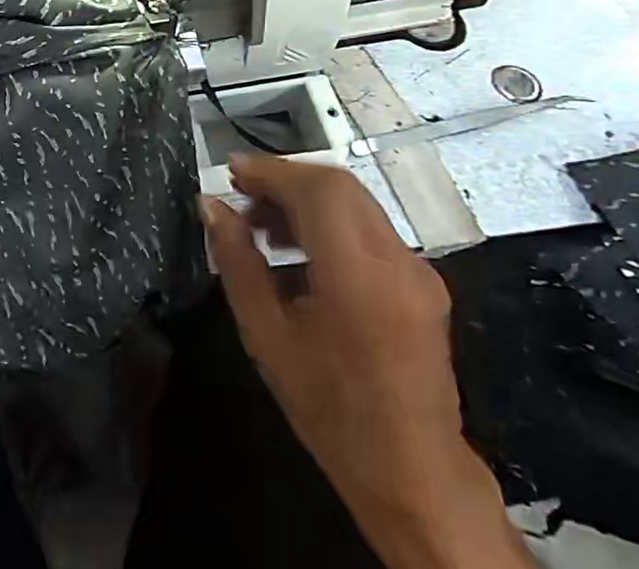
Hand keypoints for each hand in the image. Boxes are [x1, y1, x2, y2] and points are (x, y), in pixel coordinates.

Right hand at [202, 154, 532, 568]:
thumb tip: (213, 209)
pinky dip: (333, 222)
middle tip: (242, 195)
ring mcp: (419, 267)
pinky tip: (301, 248)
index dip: (273, 171)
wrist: (412, 469)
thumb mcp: (268, 340)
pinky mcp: (425, 277)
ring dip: (309, 199)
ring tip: (263, 226)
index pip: (320, 191)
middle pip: (341, 186)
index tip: (233, 170)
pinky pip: (372, 229)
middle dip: (288, 179)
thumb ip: (239, 265)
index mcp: (359, 279)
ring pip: (358, 202)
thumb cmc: (329, 413)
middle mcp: (398, 261)